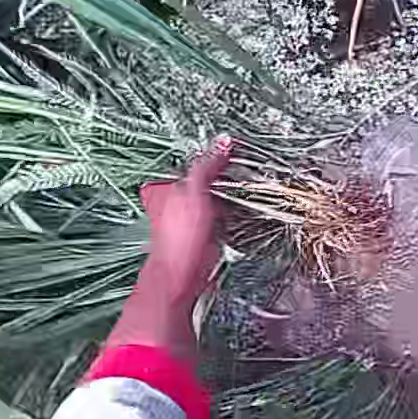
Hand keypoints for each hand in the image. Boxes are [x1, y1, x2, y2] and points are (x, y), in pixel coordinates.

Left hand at [103, 137, 231, 360]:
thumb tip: (223, 141)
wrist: (181, 277)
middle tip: (246, 166)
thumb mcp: (195, 192)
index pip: (193, 164)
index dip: (212, 156)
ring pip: (215, 200)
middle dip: (223, 176)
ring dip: (231, 195)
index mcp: (167, 189)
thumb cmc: (179, 237)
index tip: (233, 148)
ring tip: (250, 187)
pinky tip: (245, 212)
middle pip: (204, 182)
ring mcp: (191, 222)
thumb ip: (208, 166)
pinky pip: (224, 217)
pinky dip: (235, 213)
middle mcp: (176, 204)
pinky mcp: (206, 237)